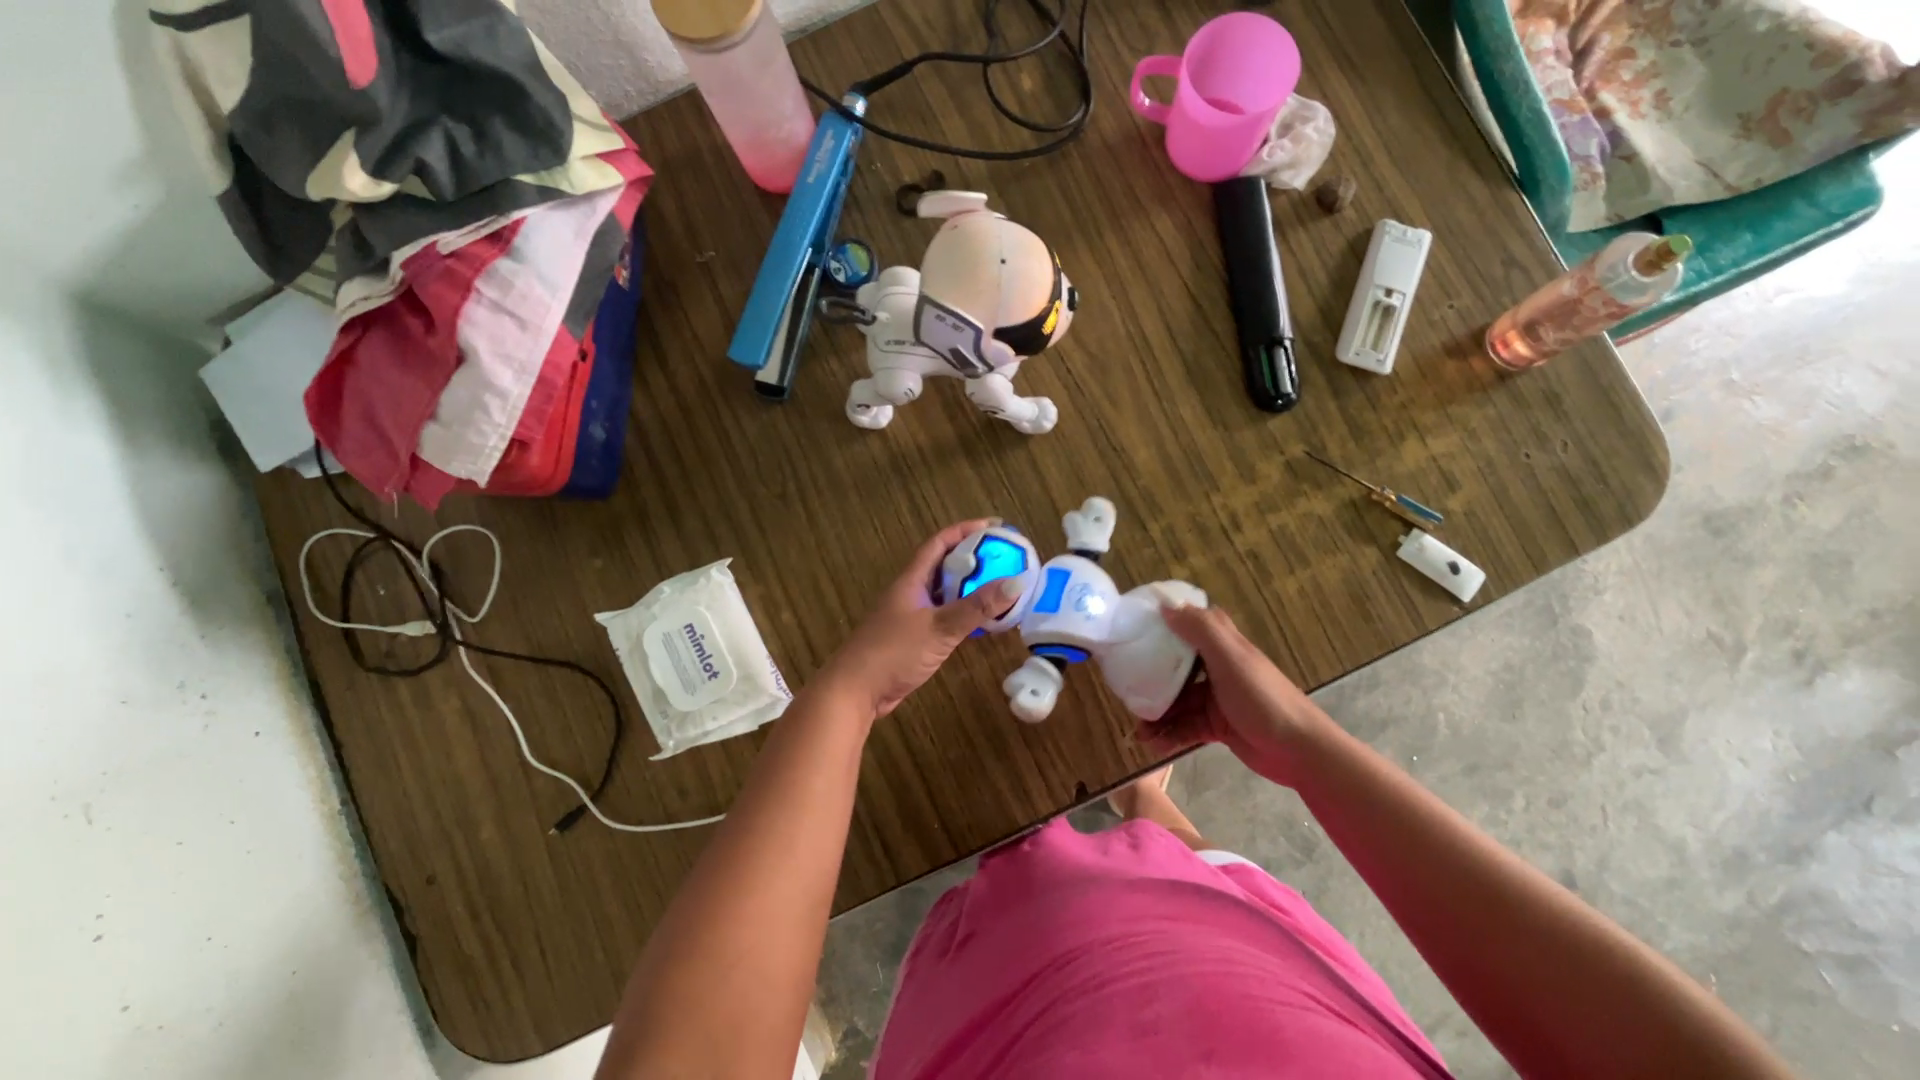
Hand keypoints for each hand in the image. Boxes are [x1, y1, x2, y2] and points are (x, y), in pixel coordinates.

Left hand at [816, 520, 1021, 720]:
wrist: (856, 691)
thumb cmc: (893, 652)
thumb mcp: (940, 627)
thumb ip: (977, 606)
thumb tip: (1018, 581)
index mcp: (912, 580)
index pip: (940, 543)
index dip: (967, 531)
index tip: (997, 528)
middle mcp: (911, 593)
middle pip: (945, 566)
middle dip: (975, 560)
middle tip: (1007, 560)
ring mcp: (911, 617)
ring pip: (947, 594)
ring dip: (972, 589)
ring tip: (1002, 588)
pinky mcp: (914, 640)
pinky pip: (946, 618)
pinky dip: (965, 615)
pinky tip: (984, 623)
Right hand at [1140, 605, 1335, 786]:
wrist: (1299, 750)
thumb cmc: (1263, 698)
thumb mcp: (1231, 659)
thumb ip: (1201, 630)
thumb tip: (1166, 605)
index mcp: (1224, 646)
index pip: (1190, 626)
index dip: (1164, 625)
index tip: (1134, 629)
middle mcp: (1219, 669)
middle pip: (1177, 668)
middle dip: (1151, 679)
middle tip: (1126, 689)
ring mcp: (1219, 699)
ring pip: (1178, 702)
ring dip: (1157, 715)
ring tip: (1138, 732)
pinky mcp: (1219, 727)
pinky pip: (1187, 728)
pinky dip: (1170, 735)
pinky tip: (1154, 746)